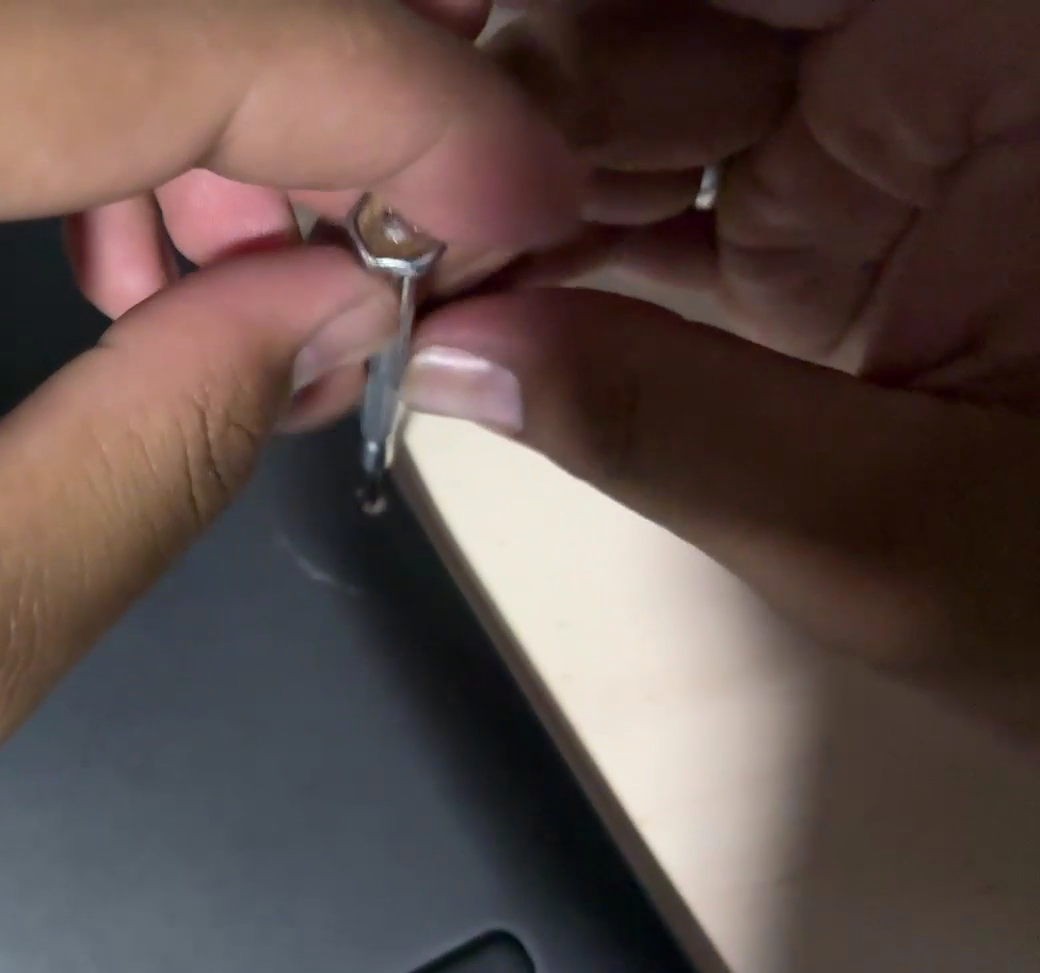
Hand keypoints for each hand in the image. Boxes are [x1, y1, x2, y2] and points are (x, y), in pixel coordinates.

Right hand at [405, 0, 1039, 732]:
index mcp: (1020, 56)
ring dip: (499, 204)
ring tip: (407, 291)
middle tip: (388, 241)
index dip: (559, 34)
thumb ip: (662, 427)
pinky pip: (633, 213)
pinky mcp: (802, 226)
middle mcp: (940, 65)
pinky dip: (538, 266)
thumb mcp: (901, 531)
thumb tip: (438, 360)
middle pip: (649, 34)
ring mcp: (862, 148)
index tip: (428, 122)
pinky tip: (466, 317)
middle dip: (506, 128)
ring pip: (619, 120)